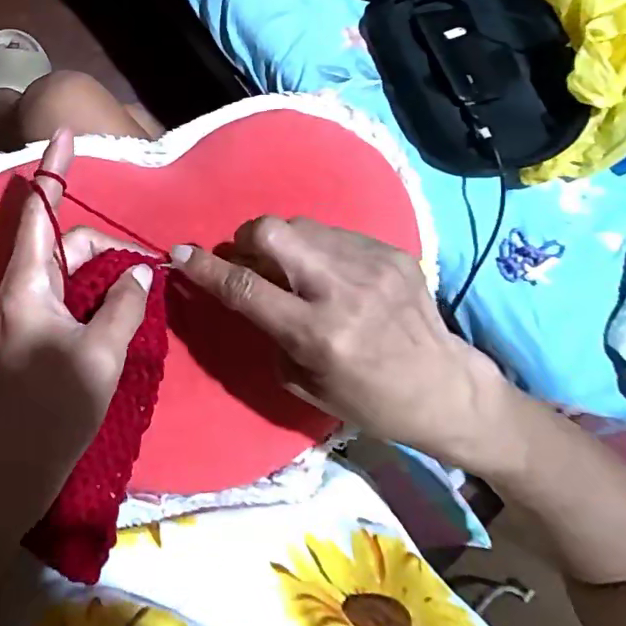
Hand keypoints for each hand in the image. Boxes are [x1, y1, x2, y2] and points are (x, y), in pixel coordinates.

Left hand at [0, 131, 152, 520]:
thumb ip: (123, 304)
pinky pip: (69, 292)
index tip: (65, 134)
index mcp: (27, 284)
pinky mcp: (35, 330)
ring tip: (136, 295)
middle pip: (65, 241)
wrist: (17, 468)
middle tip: (144, 274)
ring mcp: (26, 309)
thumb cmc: (55, 410)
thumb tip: (140, 270)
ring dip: (104, 272)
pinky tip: (120, 307)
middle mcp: (21, 288)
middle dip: (105, 245)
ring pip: (70, 268)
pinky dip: (95, 290)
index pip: (39, 211)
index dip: (54, 170)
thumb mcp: (100, 355)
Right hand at [171, 216, 529, 476]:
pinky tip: (331, 274)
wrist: (444, 387)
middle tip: (249, 259)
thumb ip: (268, 330)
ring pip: (300, 226)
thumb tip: (243, 286)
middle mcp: (341, 291)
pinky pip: (333, 234)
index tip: (181, 252)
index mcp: (317, 334)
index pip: (246, 288)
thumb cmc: (368, 400)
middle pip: (272, 232)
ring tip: (294, 269)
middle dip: (246, 239)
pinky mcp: (390, 252)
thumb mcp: (303, 383)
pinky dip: (317, 249)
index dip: (206, 267)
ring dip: (283, 243)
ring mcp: (370, 265)